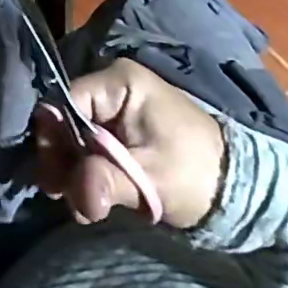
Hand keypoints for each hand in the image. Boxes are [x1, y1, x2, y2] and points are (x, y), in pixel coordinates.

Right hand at [34, 58, 226, 228]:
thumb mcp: (151, 178)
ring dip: (72, 173)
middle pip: (63, 120)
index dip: (54, 141)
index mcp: (120, 83)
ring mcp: (113, 108)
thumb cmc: (195, 172)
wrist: (232, 186)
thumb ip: (108, 180)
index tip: (56, 181)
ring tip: (84, 204)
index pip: (64, 103)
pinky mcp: (117, 130)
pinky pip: (86, 147)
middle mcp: (111, 87)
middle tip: (68, 199)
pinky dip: (85, 173)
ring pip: (71, 137)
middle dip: (62, 162)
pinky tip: (91, 197)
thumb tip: (77, 196)